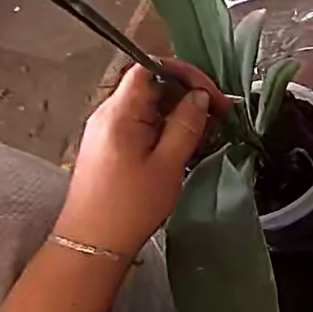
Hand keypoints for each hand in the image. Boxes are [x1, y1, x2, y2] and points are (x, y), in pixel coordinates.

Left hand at [55, 59, 225, 257]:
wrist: (92, 243)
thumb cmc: (130, 205)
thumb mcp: (168, 164)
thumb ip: (186, 124)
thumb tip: (200, 97)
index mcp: (119, 113)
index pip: (150, 68)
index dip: (184, 73)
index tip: (211, 95)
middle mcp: (109, 114)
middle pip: (153, 83)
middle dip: (189, 93)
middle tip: (220, 114)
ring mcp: (109, 129)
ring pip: (151, 103)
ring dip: (182, 110)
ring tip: (209, 130)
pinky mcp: (113, 144)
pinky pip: (145, 121)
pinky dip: (170, 125)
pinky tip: (189, 142)